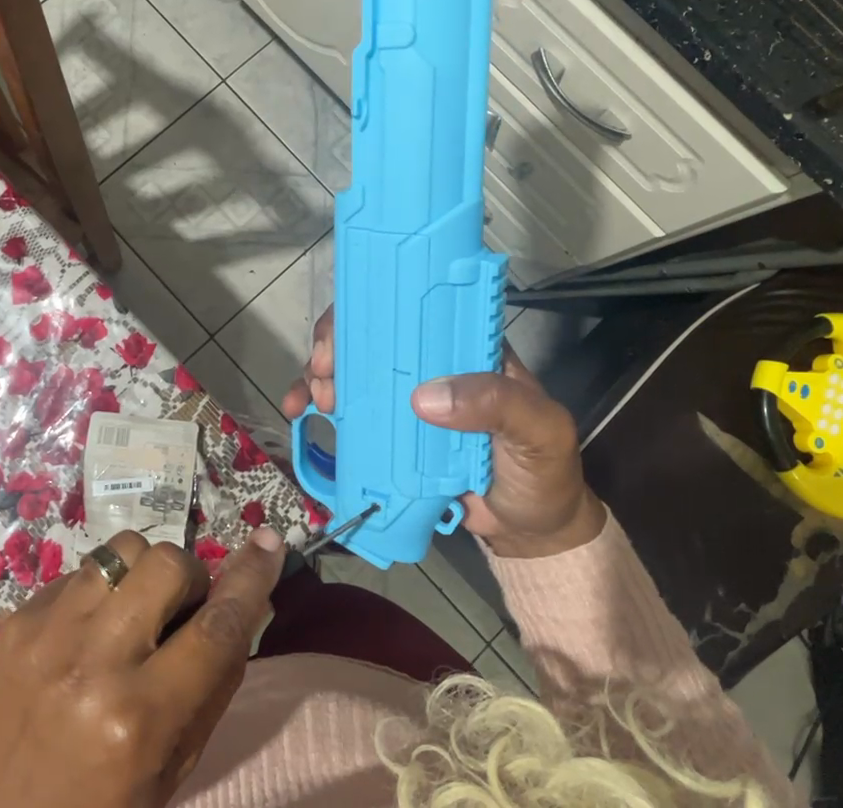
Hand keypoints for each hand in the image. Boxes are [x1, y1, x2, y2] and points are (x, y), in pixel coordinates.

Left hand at [0, 528, 287, 807]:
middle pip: (166, 564)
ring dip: (142, 575)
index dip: (250, 580)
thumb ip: (215, 679)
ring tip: (133, 614)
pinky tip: (89, 631)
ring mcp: (47, 635)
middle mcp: (92, 664)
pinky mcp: (16, 620)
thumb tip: (245, 600)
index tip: (270, 543)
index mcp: (139, 717)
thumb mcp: (176, 761)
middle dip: (188, 578)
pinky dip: (99, 592)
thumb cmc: (106, 802)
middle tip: (180, 612)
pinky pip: (79, 571)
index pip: (215, 628)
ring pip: (121, 550)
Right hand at [281, 307, 604, 558]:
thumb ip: (497, 406)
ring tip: (312, 400)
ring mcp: (406, 401)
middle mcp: (432, 366)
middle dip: (337, 344)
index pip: (418, 310)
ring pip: (353, 371)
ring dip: (321, 377)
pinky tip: (299, 414)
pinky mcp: (390, 436)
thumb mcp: (538, 431)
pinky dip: (318, 410)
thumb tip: (423, 397)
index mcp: (469, 350)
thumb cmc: (543, 472)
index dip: (375, 310)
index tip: (346, 333)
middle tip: (324, 371)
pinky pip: (349, 415)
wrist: (531, 532)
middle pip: (373, 336)